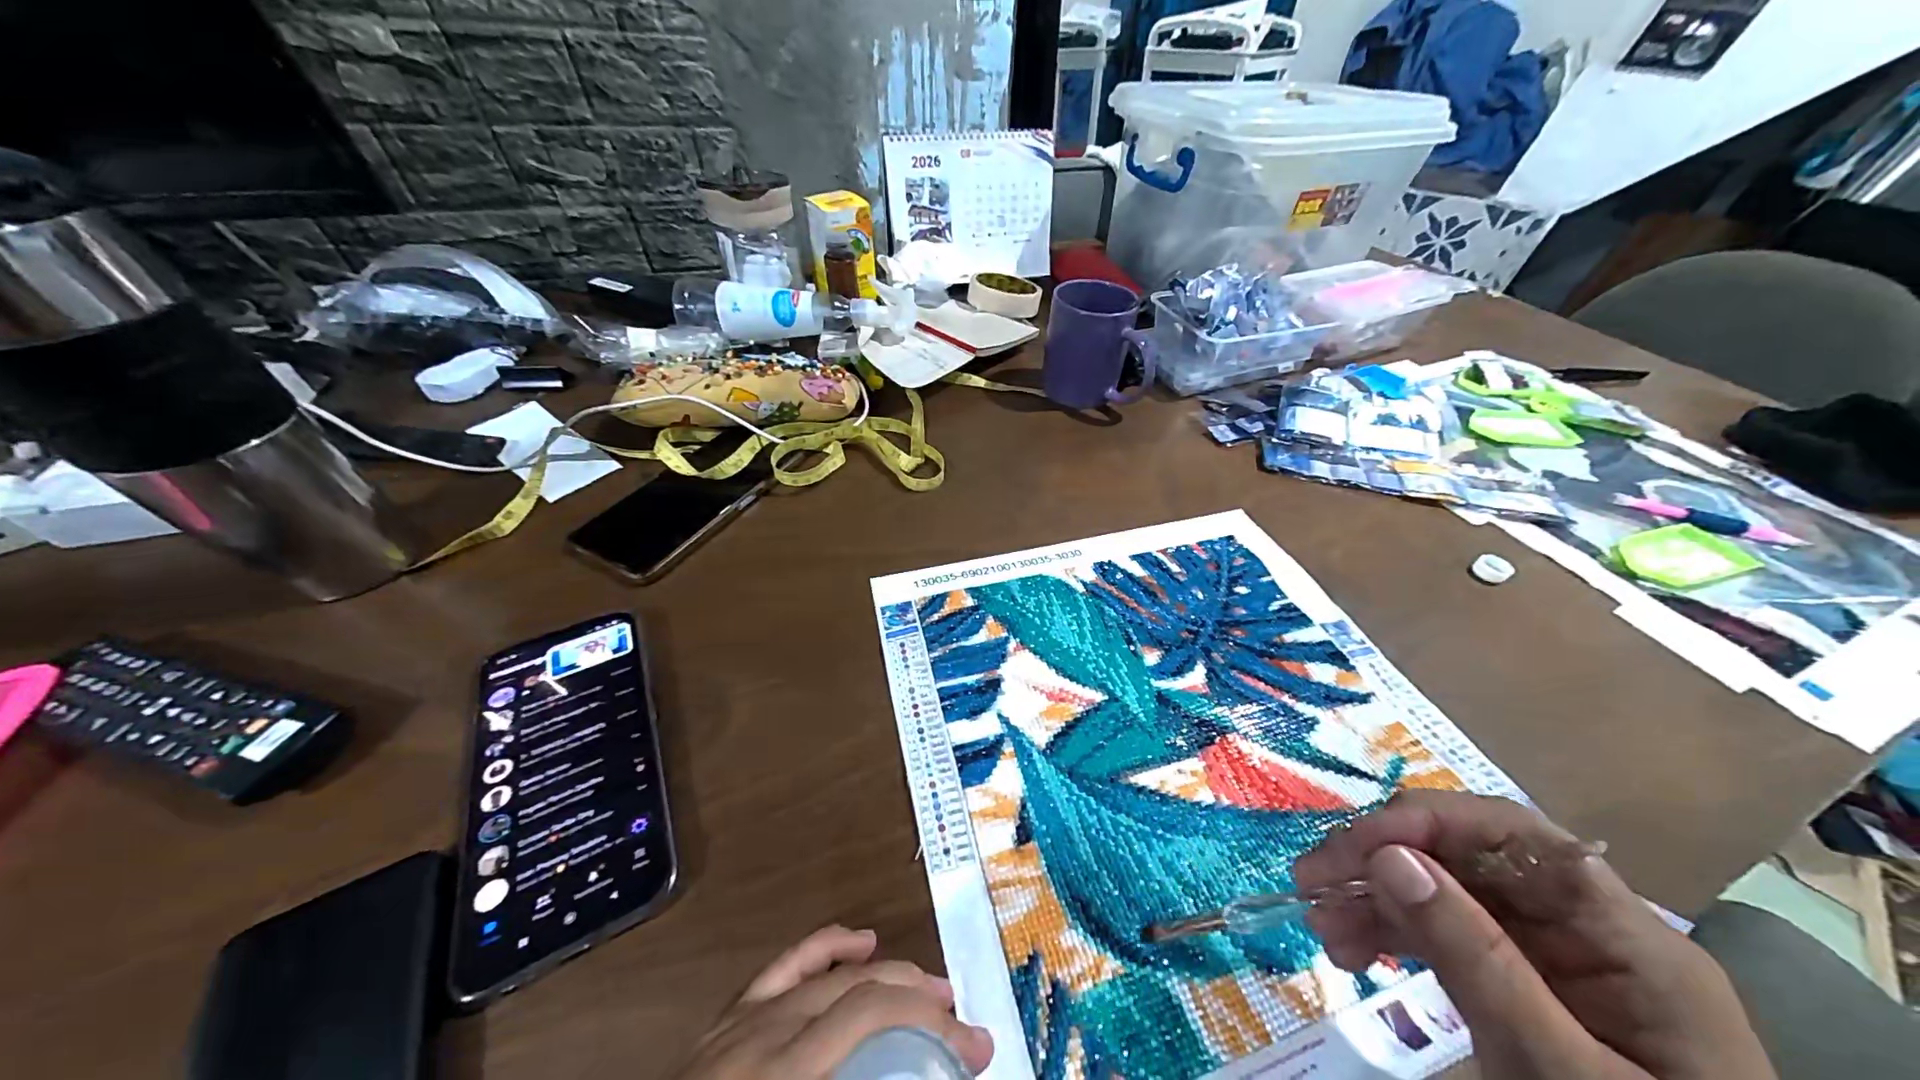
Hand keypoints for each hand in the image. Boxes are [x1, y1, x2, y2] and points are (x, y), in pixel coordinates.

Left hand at [673, 925, 993, 1079]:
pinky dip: (825, 948)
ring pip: (830, 974)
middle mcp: (766, 1036)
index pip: (868, 1015)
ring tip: (928, 987)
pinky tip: (861, 941)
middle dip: (918, 998)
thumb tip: (911, 1078)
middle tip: (961, 1023)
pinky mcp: (727, 1020)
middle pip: (857, 989)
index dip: (928, 1019)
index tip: (972, 1045)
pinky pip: (783, 968)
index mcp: (786, 1075)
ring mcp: (743, 1021)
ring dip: (887, 974)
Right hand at [1294, 791, 1773, 1079]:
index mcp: (1629, 940)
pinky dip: (1396, 935)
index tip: (1353, 846)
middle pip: (1472, 861)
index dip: (1428, 822)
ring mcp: (1556, 962)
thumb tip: (1388, 856)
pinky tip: (1352, 948)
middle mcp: (1590, 933)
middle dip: (1384, 862)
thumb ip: (1479, 960)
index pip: (1518, 836)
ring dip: (1377, 901)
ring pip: (1449, 895)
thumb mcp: (1556, 1070)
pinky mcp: (1526, 989)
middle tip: (1312, 885)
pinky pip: (1450, 937)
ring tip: (1323, 931)